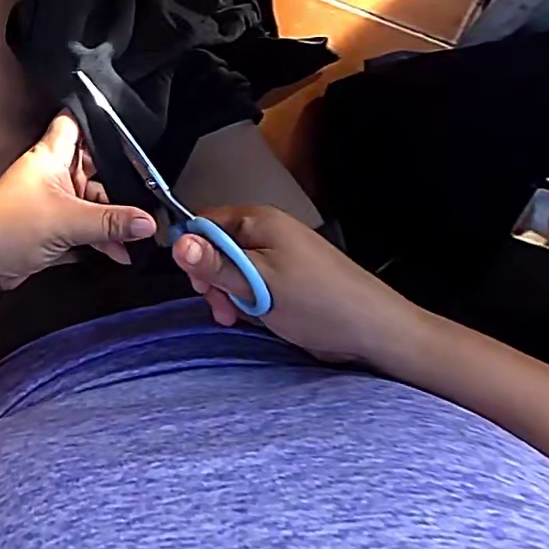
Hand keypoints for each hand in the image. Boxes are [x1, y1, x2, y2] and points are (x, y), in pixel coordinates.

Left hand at [0, 113, 156, 304]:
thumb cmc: (10, 228)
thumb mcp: (68, 222)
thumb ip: (112, 222)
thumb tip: (150, 222)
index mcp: (50, 156)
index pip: (75, 122)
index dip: (98, 119)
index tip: (129, 127)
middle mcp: (53, 173)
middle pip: (95, 167)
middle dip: (121, 182)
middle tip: (150, 194)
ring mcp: (54, 200)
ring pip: (94, 201)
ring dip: (114, 219)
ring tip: (138, 235)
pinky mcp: (54, 226)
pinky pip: (86, 225)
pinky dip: (102, 238)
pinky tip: (121, 252)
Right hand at [171, 206, 421, 363]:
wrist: (371, 328)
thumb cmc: (318, 302)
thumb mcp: (258, 284)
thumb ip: (216, 264)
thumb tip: (178, 243)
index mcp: (259, 220)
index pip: (205, 223)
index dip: (194, 252)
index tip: (198, 283)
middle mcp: (268, 231)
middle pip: (217, 247)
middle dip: (212, 278)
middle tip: (221, 306)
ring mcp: (278, 254)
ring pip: (233, 269)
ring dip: (230, 294)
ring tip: (239, 316)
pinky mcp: (286, 277)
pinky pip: (252, 282)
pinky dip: (248, 300)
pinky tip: (255, 316)